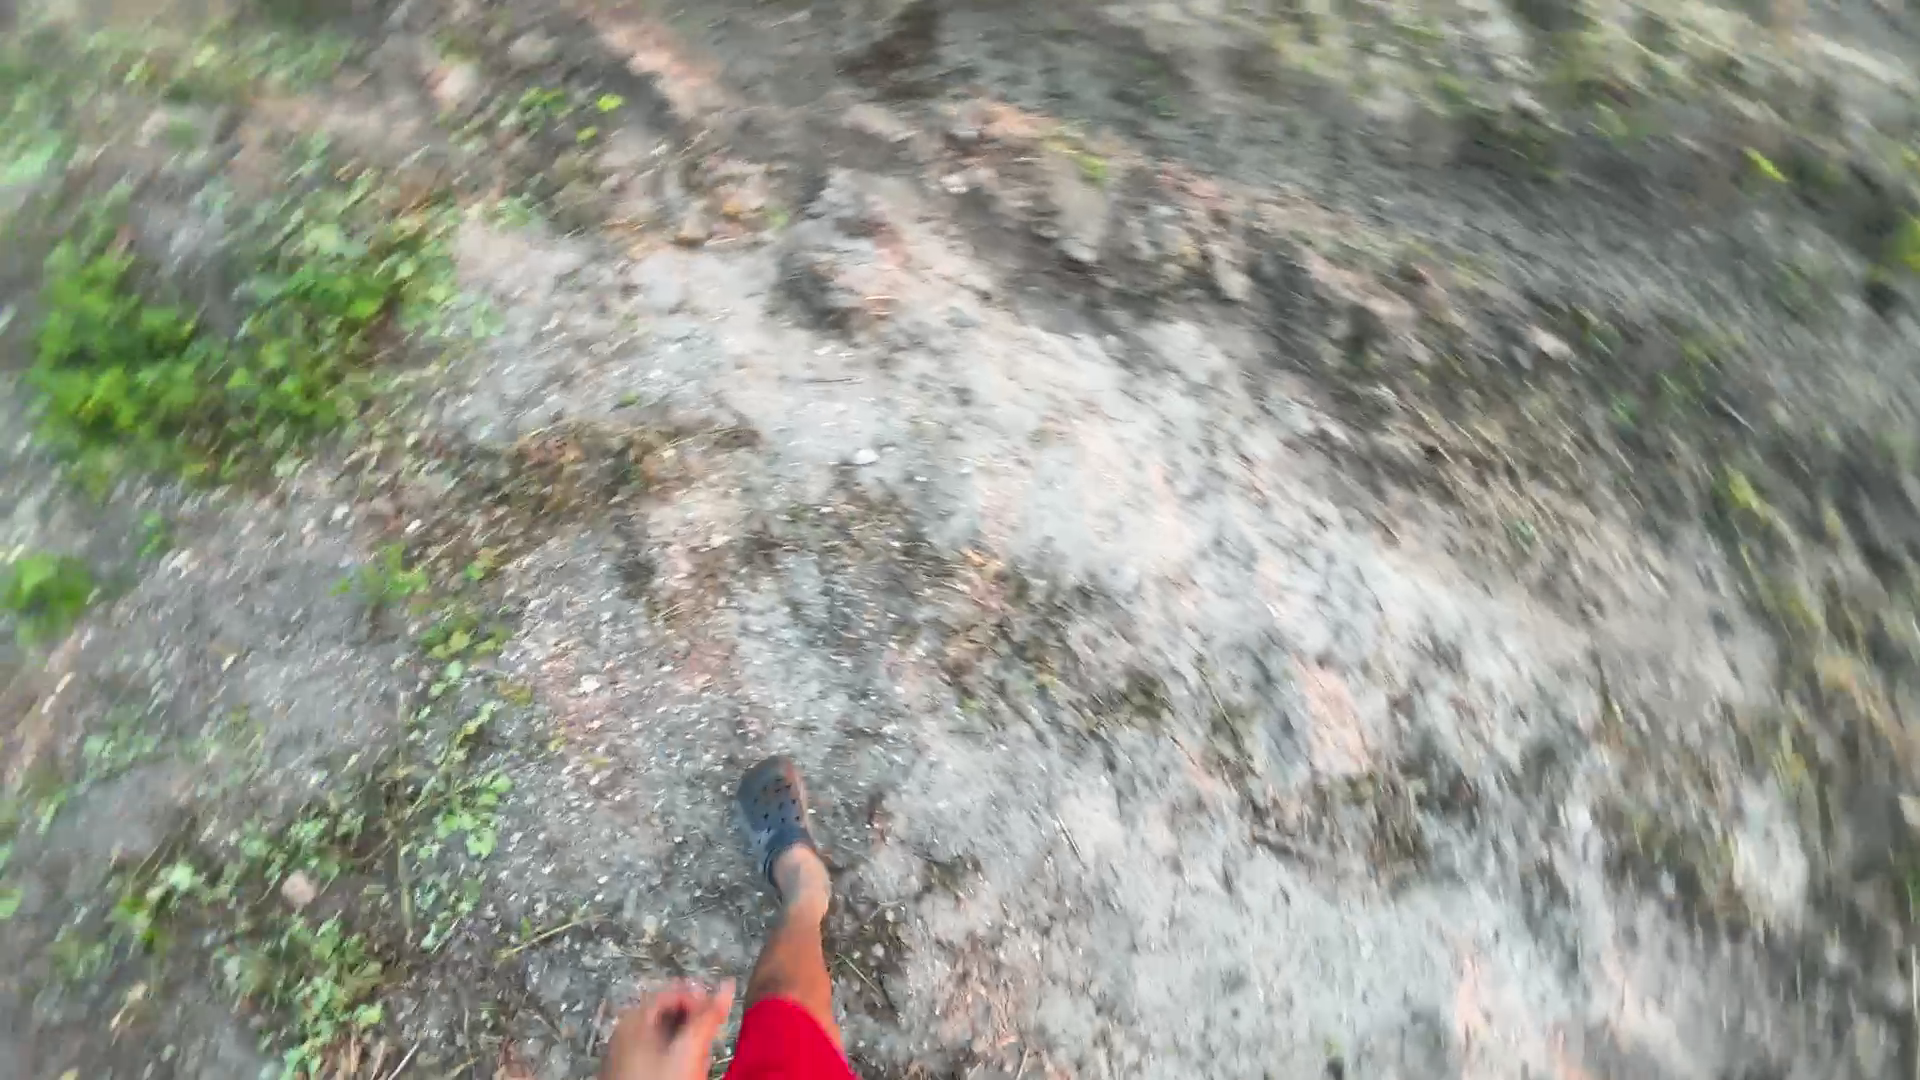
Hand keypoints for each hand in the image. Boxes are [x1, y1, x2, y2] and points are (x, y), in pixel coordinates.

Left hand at [601, 979, 736, 1079]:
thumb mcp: (689, 1049)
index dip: (700, 999)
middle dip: (694, 1022)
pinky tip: (686, 1069)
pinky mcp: (628, 1075)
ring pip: (664, 1035)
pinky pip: (655, 1055)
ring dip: (687, 1041)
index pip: (673, 992)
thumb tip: (728, 985)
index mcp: (634, 1019)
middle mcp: (624, 1032)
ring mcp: (624, 1056)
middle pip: (668, 1013)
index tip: (718, 1014)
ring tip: (701, 1057)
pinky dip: (674, 1057)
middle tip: (711, 1036)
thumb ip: (709, 1015)